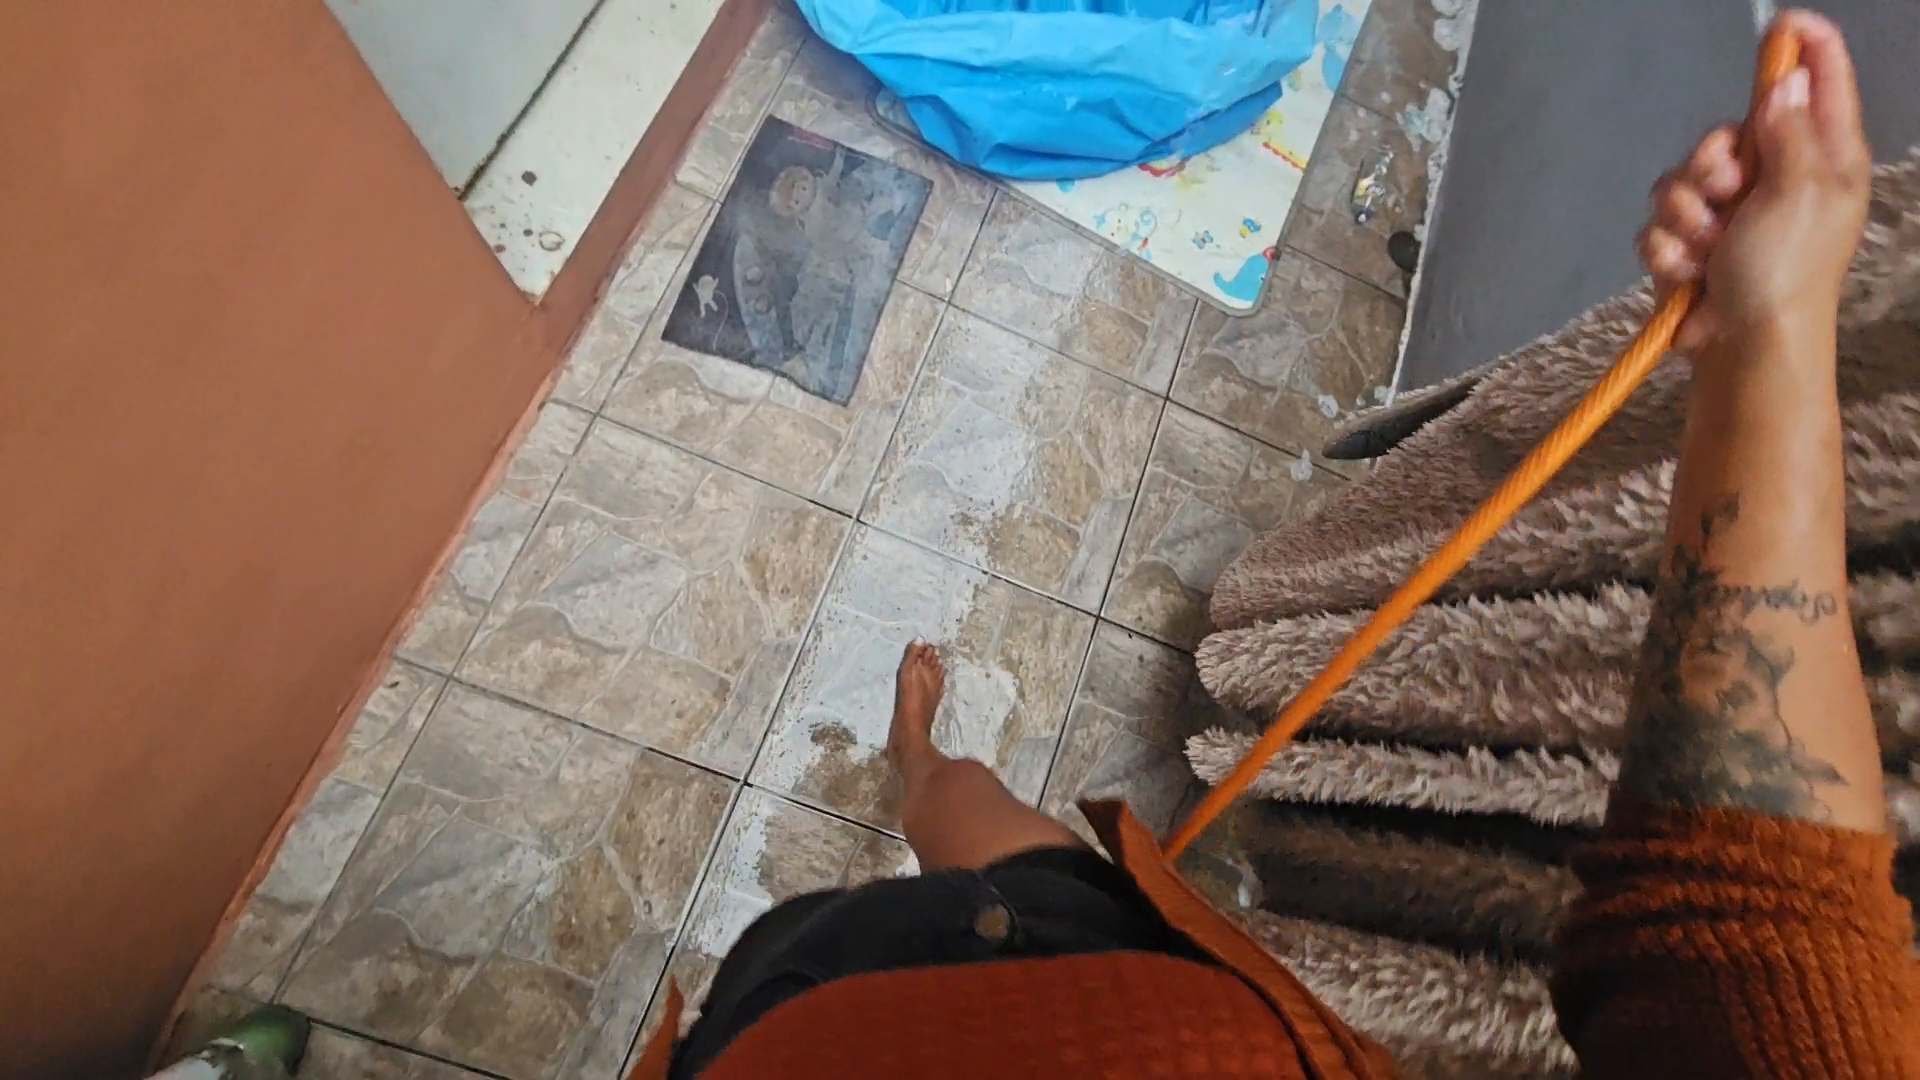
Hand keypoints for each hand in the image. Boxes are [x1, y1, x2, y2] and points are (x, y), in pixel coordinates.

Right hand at [1638, 9, 1871, 356]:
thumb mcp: (1804, 190)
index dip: (1802, 52)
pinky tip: (1685, 270)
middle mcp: (1766, 177)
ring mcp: (1720, 214)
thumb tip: (1785, 81)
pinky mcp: (1680, 246)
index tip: (1784, 24)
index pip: (1816, 85)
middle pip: (1721, 137)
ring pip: (1675, 185)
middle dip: (1708, 166)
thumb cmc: (1787, 269)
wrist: (1740, 337)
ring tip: (1702, 248)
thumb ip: (1793, 133)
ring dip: (1681, 219)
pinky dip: (1663, 250)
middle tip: (1723, 193)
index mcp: (1818, 154)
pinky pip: (1652, 229)